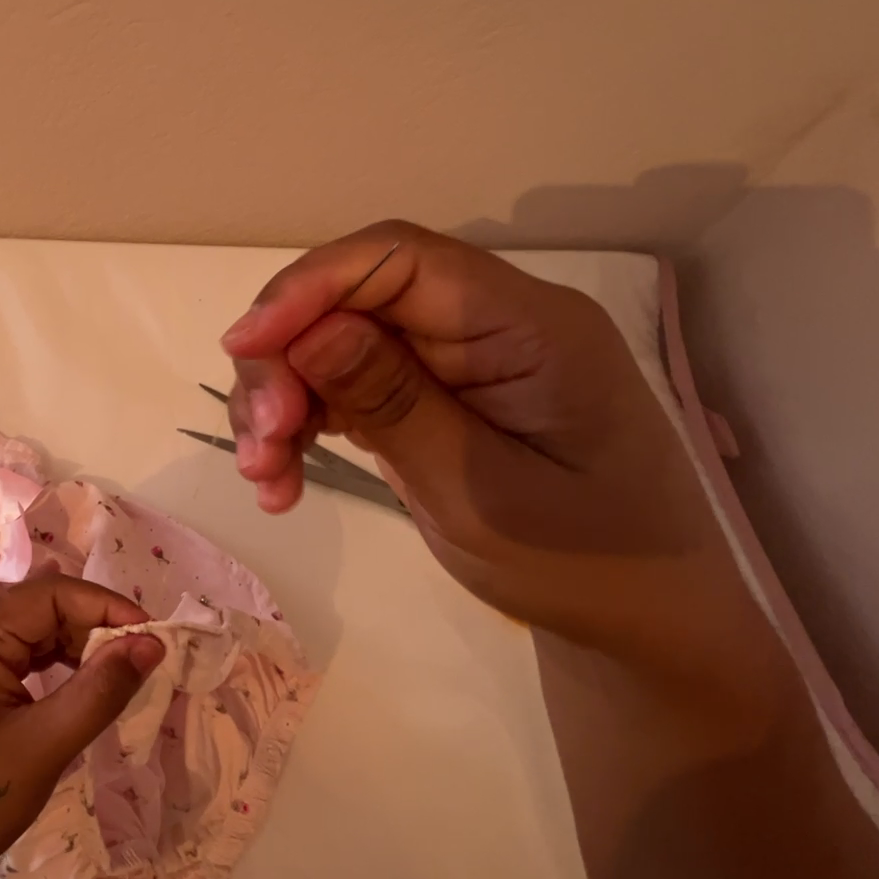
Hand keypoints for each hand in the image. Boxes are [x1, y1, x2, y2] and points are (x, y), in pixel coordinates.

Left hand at [0, 570, 164, 878]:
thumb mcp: (47, 742)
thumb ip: (101, 688)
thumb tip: (152, 642)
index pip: (50, 594)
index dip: (105, 605)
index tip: (153, 634)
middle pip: (39, 607)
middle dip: (92, 626)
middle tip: (140, 660)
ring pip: (30, 629)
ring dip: (74, 645)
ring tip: (115, 674)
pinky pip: (15, 652)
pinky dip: (51, 663)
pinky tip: (78, 682)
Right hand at [218, 220, 738, 655]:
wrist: (635, 618)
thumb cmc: (582, 563)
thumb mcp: (478, 491)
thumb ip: (394, 404)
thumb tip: (309, 334)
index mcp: (524, 324)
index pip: (397, 259)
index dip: (308, 287)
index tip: (242, 347)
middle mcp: (479, 323)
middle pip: (346, 299)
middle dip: (283, 362)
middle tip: (260, 444)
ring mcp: (445, 358)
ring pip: (325, 343)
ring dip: (278, 401)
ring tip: (264, 476)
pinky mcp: (417, 392)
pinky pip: (335, 385)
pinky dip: (295, 427)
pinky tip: (279, 480)